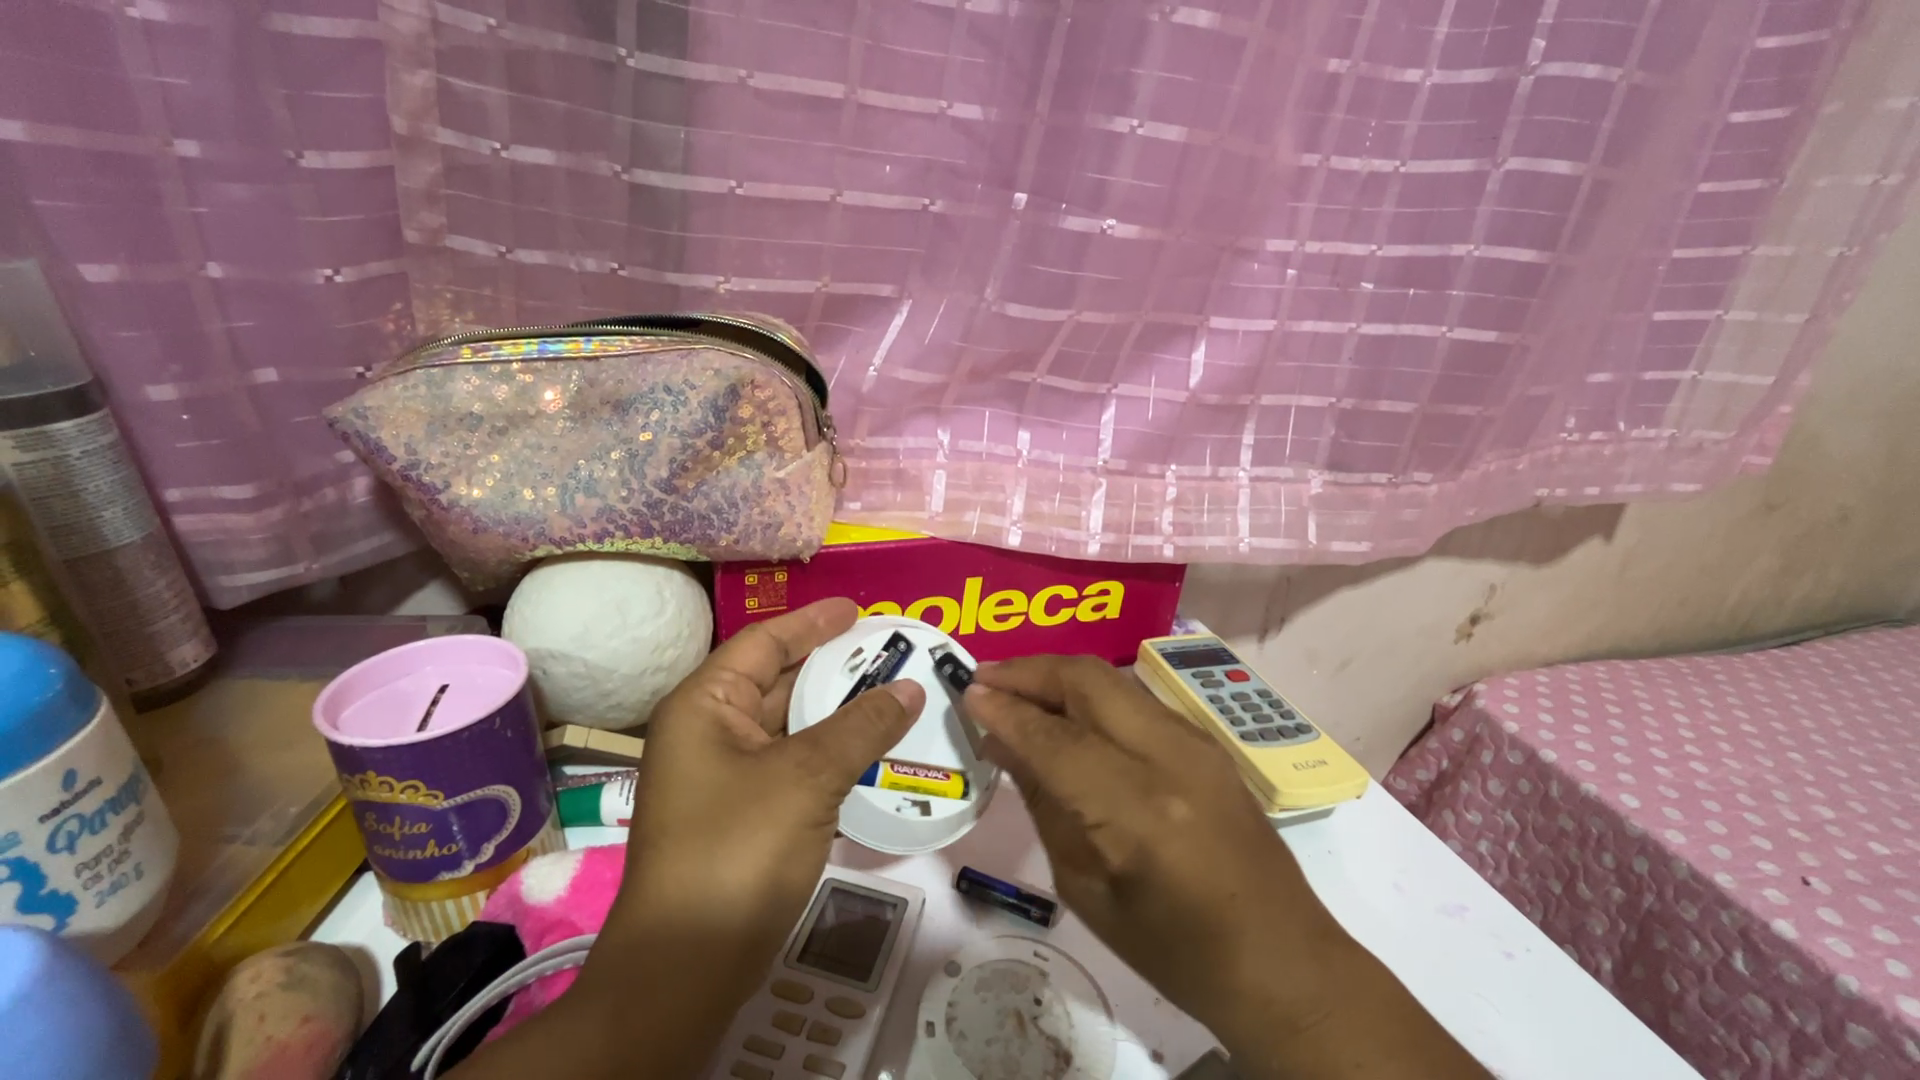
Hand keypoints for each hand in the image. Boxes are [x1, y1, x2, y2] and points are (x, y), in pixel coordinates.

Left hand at [490, 598, 923, 1079]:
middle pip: (777, 681)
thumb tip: (911, 687)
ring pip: (789, 728)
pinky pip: (795, 767)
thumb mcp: (805, 777)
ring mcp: (726, 778)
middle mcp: (709, 733)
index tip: (859, 610)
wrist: (687, 964)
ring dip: (838, 713)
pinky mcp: (745, 817)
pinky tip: (875, 752)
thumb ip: (861, 726)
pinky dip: (832, 754)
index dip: (812, 622)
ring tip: (894, 695)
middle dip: (832, 667)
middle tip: (890, 652)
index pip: (763, 643)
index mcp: (705, 706)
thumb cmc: (736, 850)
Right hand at [965, 656, 1485, 1078]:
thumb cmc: (1173, 950)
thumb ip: (1045, 804)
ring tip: (1015, 692)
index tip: (966, 696)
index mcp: (1139, 811)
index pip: (1054, 737)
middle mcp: (1171, 757)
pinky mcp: (1208, 742)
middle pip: (1086, 680)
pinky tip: (1065, 716)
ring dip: (1058, 677)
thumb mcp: (1086, 889)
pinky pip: (1135, 700)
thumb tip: (1004, 741)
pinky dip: (1091, 696)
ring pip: (1112, 679)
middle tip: (984, 680)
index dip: (1004, 710)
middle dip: (1028, 671)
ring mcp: (1197, 742)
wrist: (1279, 958)